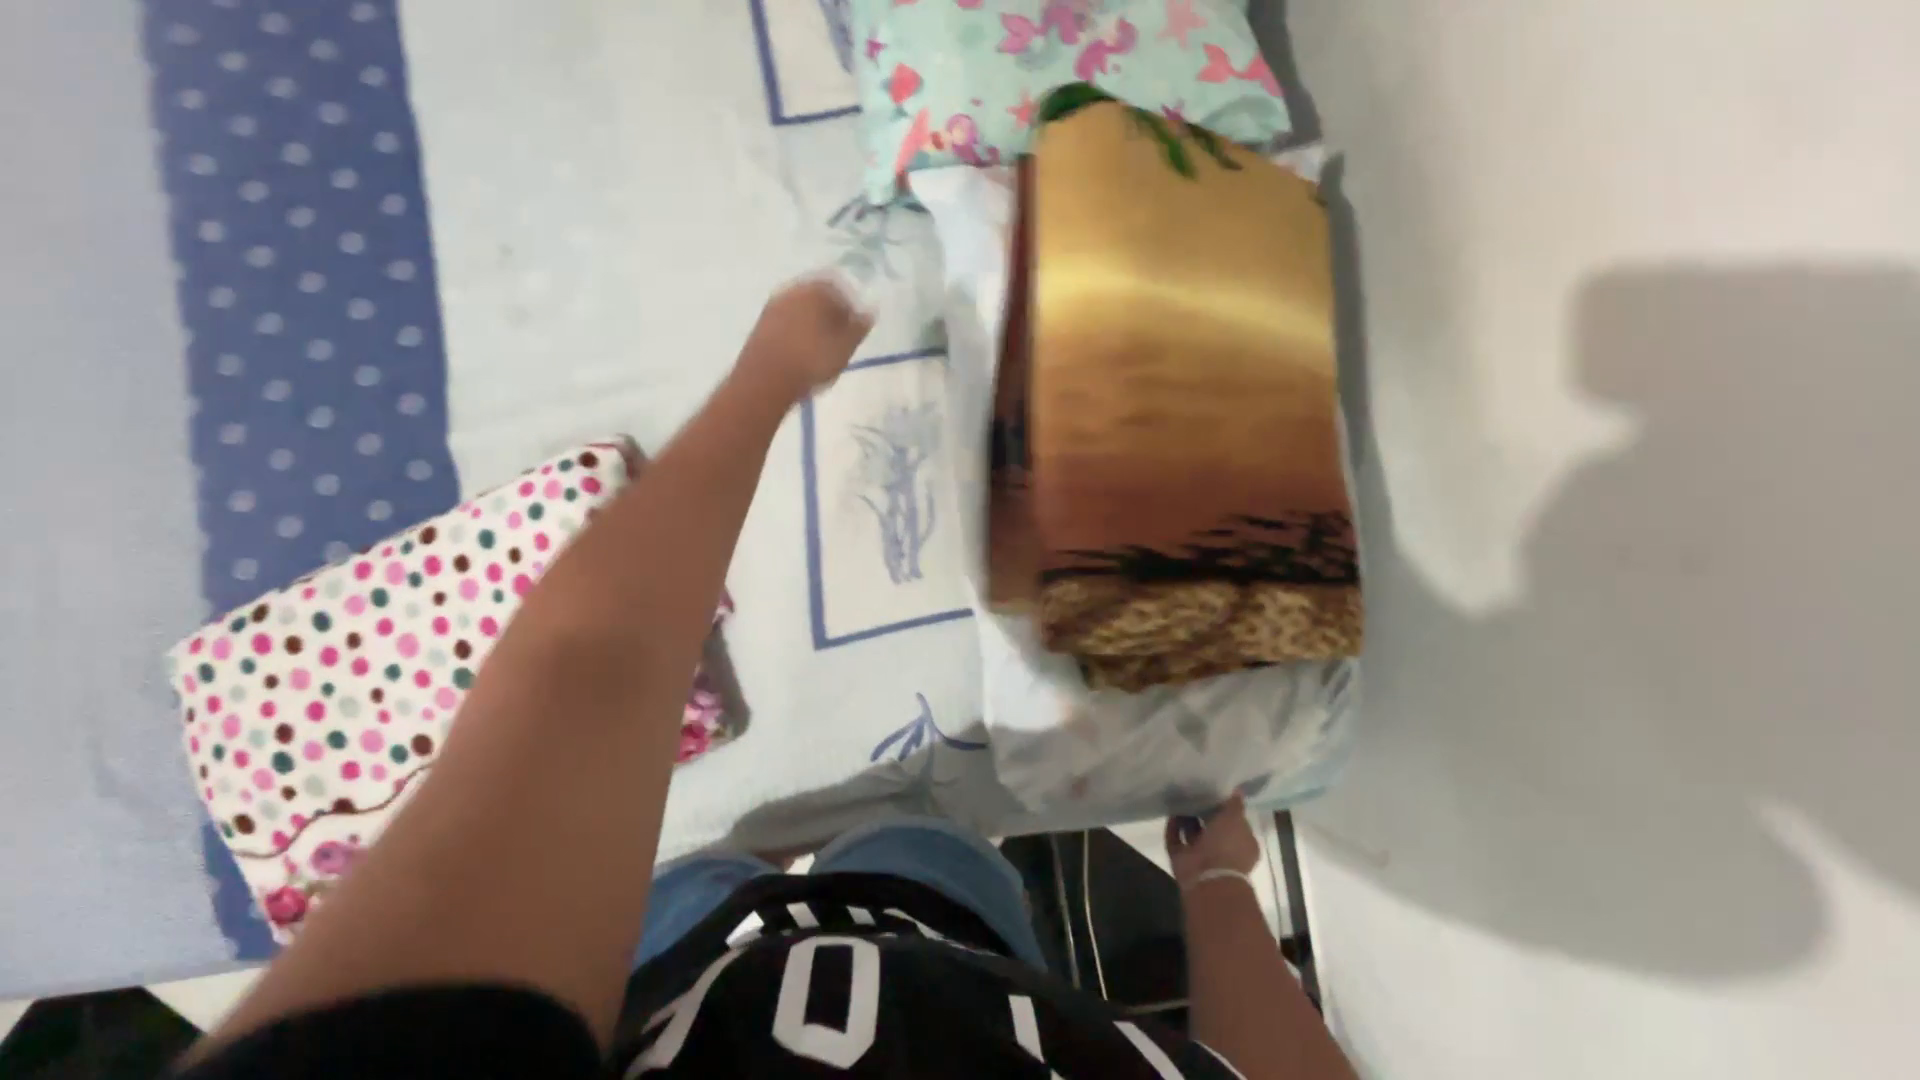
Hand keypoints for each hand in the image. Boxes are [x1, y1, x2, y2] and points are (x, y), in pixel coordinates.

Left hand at [740, 273, 873, 397]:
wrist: (765, 380)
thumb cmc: (812, 360)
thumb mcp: (845, 347)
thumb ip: (859, 327)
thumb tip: (869, 312)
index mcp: (815, 289)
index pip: (839, 287)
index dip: (850, 305)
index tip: (854, 326)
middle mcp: (792, 290)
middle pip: (817, 295)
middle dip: (830, 312)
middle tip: (839, 337)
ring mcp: (773, 306)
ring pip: (800, 308)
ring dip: (812, 323)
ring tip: (821, 347)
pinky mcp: (760, 324)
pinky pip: (786, 321)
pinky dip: (796, 331)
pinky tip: (801, 351)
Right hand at [1164, 795, 1261, 891]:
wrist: (1208, 877)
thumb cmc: (1227, 845)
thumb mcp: (1235, 819)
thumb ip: (1234, 804)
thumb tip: (1237, 791)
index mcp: (1242, 843)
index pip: (1235, 822)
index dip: (1226, 808)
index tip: (1216, 792)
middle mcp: (1223, 850)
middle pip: (1212, 828)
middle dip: (1203, 812)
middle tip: (1195, 791)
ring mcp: (1202, 856)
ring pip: (1193, 833)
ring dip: (1187, 819)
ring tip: (1180, 799)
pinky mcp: (1182, 859)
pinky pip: (1176, 840)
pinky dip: (1173, 827)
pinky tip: (1171, 813)